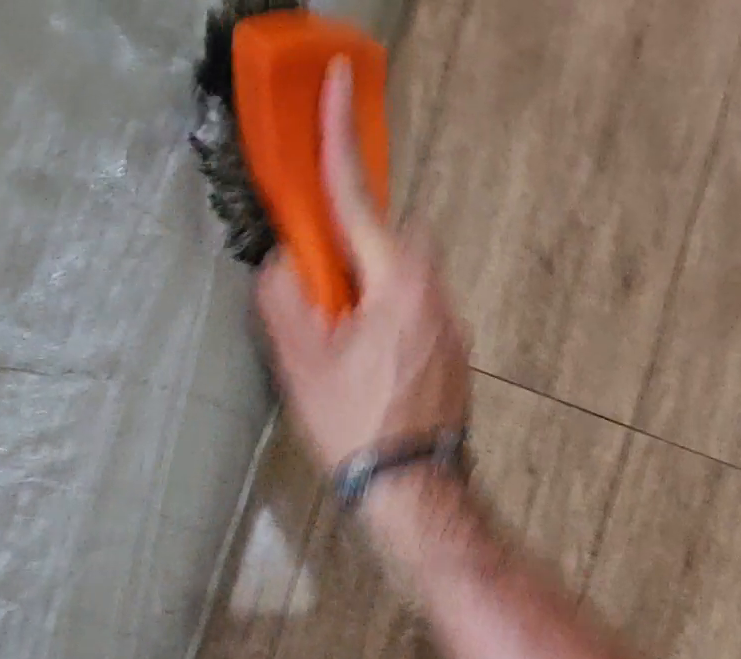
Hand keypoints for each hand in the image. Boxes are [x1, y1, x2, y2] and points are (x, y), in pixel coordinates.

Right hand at [254, 58, 470, 474]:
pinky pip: (420, 311)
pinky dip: (393, 318)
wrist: (413, 491)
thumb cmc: (358, 429)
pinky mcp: (455, 356)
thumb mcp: (301, 363)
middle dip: (360, 245)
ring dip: (375, 288)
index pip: (358, 202)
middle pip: (395, 238)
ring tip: (347, 343)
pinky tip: (372, 366)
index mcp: (398, 285)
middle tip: (328, 288)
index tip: (333, 86)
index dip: (336, 143)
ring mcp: (452, 328)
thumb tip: (288, 266)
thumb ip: (285, 297)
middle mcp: (437, 296)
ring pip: (409, 278)